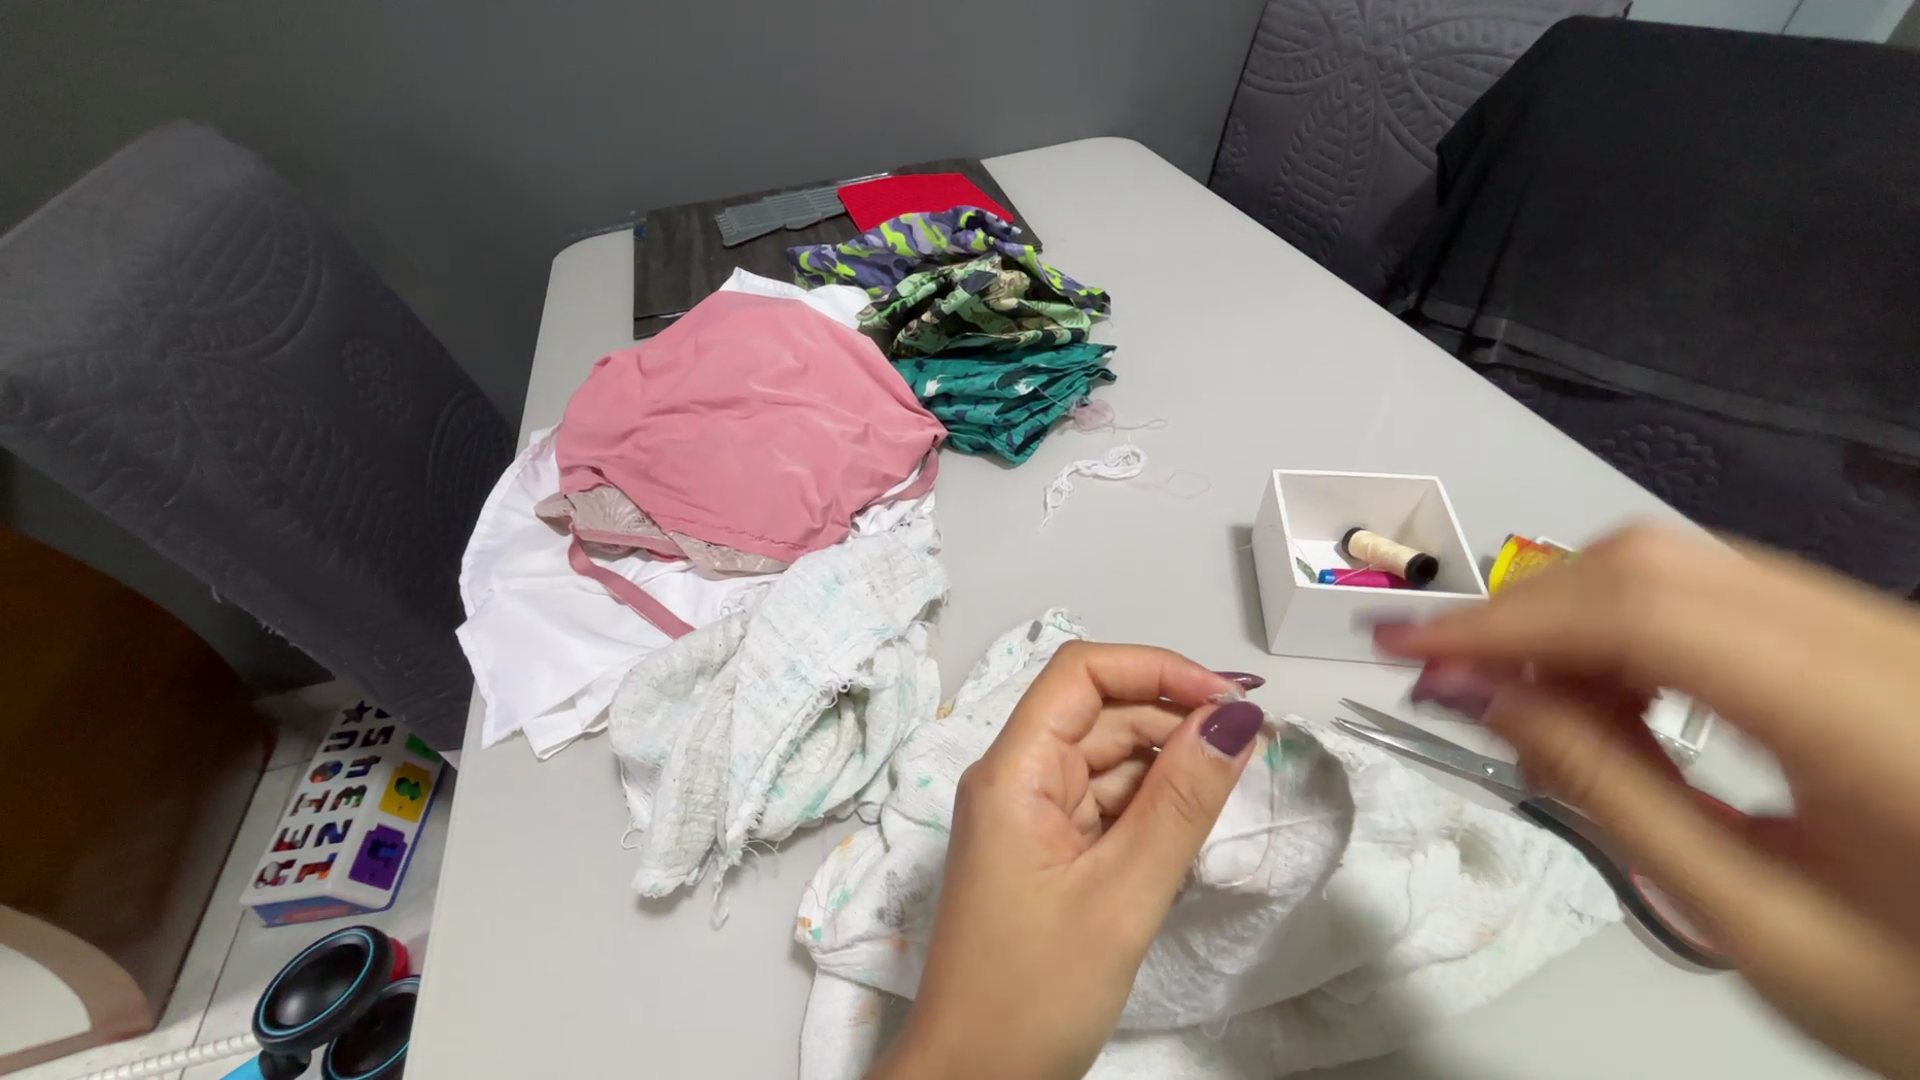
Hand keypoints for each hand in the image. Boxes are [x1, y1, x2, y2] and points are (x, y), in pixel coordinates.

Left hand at [867, 643, 1266, 1079]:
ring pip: (1106, 758)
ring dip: (1166, 764)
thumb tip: (1235, 720)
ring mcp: (1029, 813)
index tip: (1225, 699)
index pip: (1080, 674)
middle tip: (1250, 746)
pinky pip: (1103, 803)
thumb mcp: (1123, 895)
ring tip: (1231, 785)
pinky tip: (1191, 821)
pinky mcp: (1045, 848)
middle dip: (1171, 718)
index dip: (1153, 669)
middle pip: (1098, 714)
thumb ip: (1181, 802)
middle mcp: (1015, 776)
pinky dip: (1149, 806)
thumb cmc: (1036, 990)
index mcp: (1013, 770)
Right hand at [1375, 525, 1919, 1078]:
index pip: (1647, 614)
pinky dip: (1625, 628)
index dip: (1505, 619)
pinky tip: (1615, 696)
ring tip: (1539, 703)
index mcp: (1876, 723)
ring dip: (1571, 621)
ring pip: (1678, 566)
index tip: (1402, 647)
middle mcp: (1888, 644)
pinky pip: (1713, 592)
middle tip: (1457, 679)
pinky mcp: (1871, 636)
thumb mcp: (1758, 924)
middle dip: (1526, 613)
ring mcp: (1886, 629)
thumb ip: (1609, 793)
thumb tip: (1481, 693)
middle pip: (1655, 564)